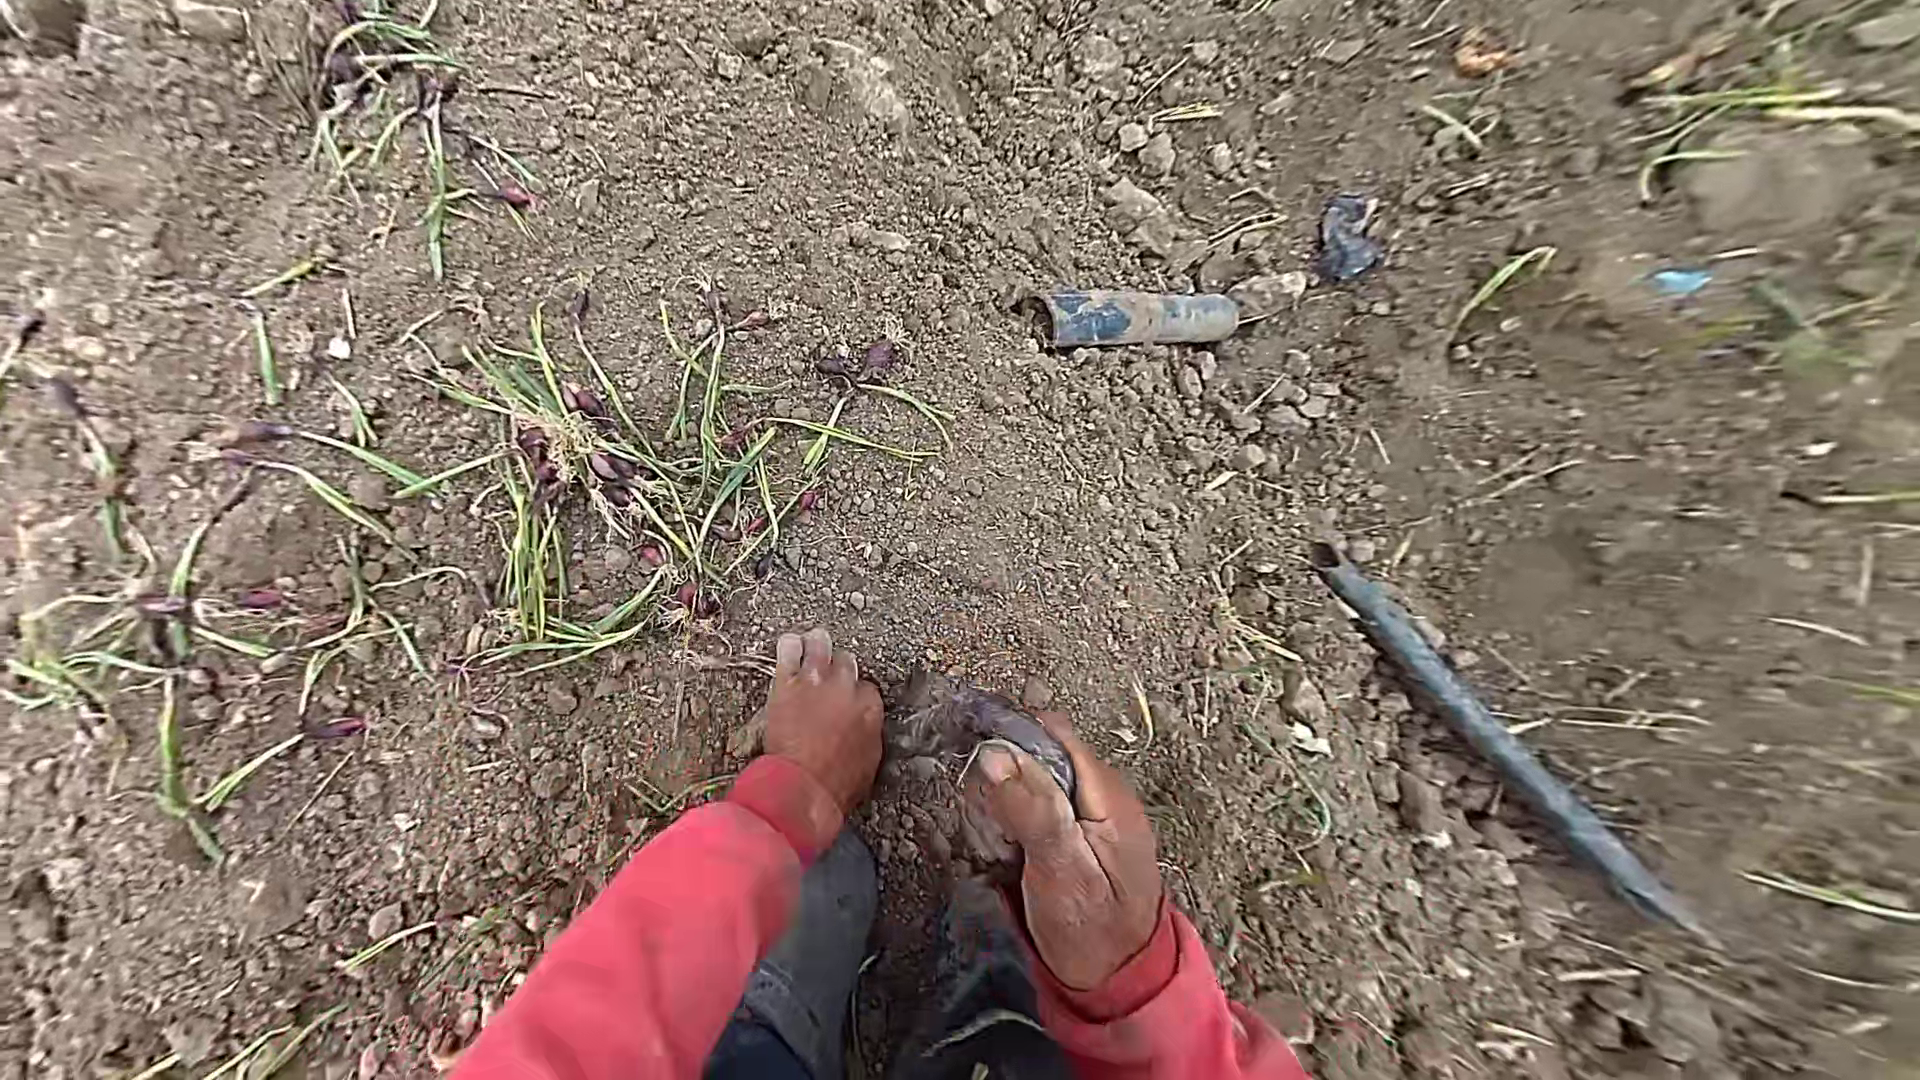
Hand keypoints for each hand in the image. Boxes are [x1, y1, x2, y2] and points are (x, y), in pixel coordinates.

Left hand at [763, 627, 883, 813]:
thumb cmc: (837, 784)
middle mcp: (846, 686)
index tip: (847, 698)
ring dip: (818, 644)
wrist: (803, 786)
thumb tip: (865, 730)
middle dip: (839, 666)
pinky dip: (789, 647)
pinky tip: (789, 644)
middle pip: (846, 661)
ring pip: (820, 647)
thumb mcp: (868, 761)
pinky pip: (789, 652)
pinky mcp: (788, 683)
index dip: (854, 691)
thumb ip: (868, 734)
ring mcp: (816, 681)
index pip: (866, 686)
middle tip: (831, 670)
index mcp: (869, 705)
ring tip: (815, 640)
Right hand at [972, 713, 1162, 989]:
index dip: (1013, 735)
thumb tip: (996, 754)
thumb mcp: (1060, 869)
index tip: (976, 751)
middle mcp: (1102, 791)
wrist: (1118, 986)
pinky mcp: (1079, 830)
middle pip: (1043, 754)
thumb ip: (1032, 808)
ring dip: (1009, 796)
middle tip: (984, 810)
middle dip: (1007, 772)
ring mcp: (1091, 811)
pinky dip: (1017, 814)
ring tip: (996, 835)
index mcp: (1107, 791)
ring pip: (1037, 778)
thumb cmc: (1093, 930)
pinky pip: (1041, 803)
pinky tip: (1006, 843)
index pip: (1054, 733)